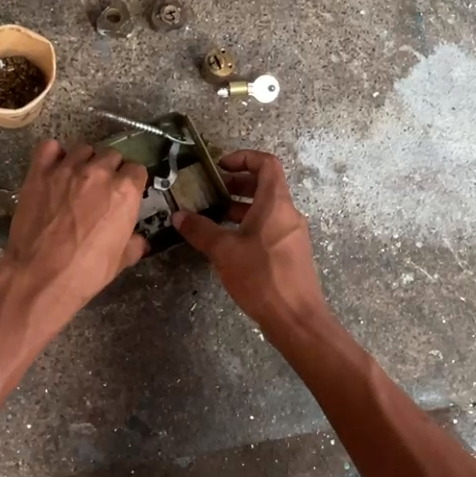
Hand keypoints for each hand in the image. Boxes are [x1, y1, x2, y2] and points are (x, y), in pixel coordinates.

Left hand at [0, 139, 148, 329]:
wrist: (40, 275)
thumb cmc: (86, 271)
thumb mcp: (120, 261)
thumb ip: (134, 244)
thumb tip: (140, 241)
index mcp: (124, 191)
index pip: (136, 169)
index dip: (132, 182)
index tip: (125, 193)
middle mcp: (99, 172)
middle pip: (111, 155)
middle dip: (110, 169)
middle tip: (100, 190)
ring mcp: (68, 168)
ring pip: (83, 149)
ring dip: (85, 161)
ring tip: (76, 180)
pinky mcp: (40, 172)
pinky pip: (49, 147)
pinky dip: (53, 155)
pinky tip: (54, 169)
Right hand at [175, 151, 328, 332]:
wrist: (296, 319)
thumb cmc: (262, 277)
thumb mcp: (224, 251)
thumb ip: (200, 230)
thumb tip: (179, 216)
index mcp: (276, 203)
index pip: (267, 163)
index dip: (244, 157)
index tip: (220, 167)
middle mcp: (288, 213)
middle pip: (265, 185)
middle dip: (237, 184)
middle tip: (211, 192)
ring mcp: (292, 234)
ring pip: (266, 209)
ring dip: (241, 207)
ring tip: (213, 216)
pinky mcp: (291, 253)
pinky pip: (269, 227)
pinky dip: (249, 225)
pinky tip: (229, 243)